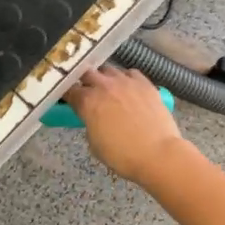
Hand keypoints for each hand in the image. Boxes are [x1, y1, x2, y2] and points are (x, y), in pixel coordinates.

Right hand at [63, 66, 187, 181]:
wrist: (157, 153)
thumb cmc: (122, 155)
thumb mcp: (94, 143)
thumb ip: (89, 123)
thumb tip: (93, 116)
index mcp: (87, 102)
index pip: (69, 90)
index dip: (67, 94)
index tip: (68, 98)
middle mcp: (103, 86)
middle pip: (86, 73)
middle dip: (84, 81)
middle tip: (87, 91)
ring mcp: (125, 81)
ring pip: (108, 69)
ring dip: (104, 77)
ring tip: (108, 87)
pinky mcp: (144, 83)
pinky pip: (130, 73)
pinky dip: (125, 78)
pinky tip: (128, 87)